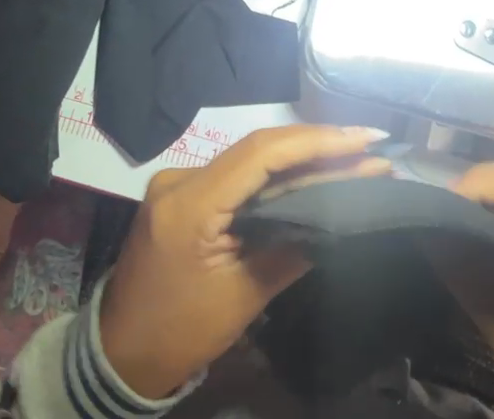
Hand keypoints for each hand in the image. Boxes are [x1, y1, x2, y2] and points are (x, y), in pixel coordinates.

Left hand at [98, 125, 392, 396]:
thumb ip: (293, 247)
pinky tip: (312, 170)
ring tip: (355, 153)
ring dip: (301, 156)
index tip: (365, 139)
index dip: (317, 141)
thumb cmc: (182, 332)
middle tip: (372, 143)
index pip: (262, 154)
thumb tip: (344, 213)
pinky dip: (276, 173)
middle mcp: (180, 178)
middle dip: (318, 144)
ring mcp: (178, 182)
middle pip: (258, 149)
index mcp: (190, 203)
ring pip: (250, 158)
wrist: (121, 353)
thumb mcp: (245, 295)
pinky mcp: (183, 193)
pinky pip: (237, 174)